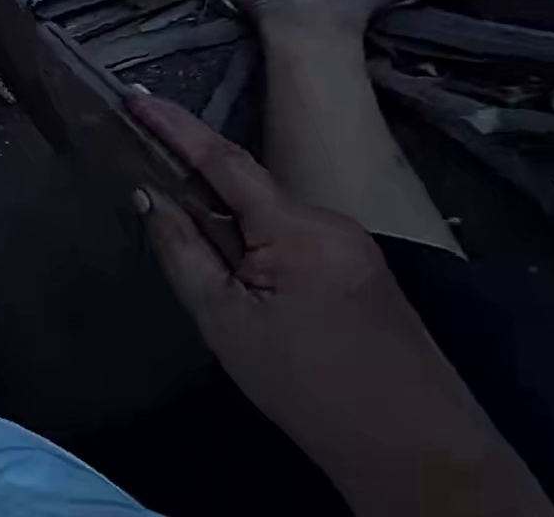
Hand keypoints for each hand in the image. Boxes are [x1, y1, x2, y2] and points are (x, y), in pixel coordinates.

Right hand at [129, 92, 553, 515]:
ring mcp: (348, 242)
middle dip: (187, 161)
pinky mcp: (354, 264)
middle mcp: (329, 221)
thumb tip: (146, 193)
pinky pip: (280, 225)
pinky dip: (239, 222)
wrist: (420, 459)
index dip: (173, 123)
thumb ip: (179, 247)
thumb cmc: (306, 384)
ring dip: (212, 198)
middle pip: (242, 178)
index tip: (132, 95)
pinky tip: (216, 242)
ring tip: (164, 200)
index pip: (223, 159)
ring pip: (260, 204)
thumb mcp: (222, 318)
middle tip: (134, 142)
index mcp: (298, 229)